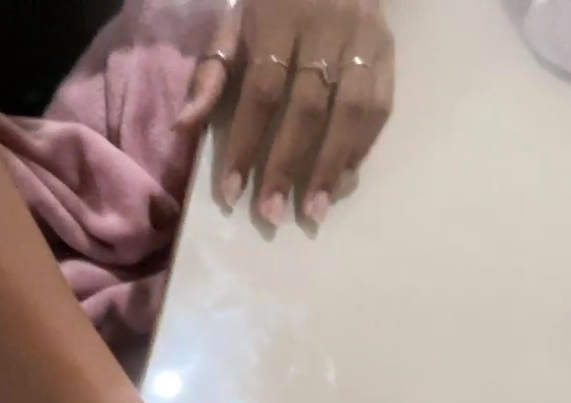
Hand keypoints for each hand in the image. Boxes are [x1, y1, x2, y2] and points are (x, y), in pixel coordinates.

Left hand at [178, 0, 395, 225]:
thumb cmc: (272, 3)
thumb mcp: (234, 25)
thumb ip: (211, 74)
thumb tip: (183, 126)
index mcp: (281, 21)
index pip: (261, 92)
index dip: (246, 144)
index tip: (231, 192)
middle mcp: (327, 28)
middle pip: (307, 108)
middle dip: (287, 166)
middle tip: (272, 214)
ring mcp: (363, 39)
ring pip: (351, 110)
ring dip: (332, 166)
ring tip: (315, 211)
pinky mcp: (388, 50)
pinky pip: (381, 103)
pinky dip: (363, 144)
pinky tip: (344, 176)